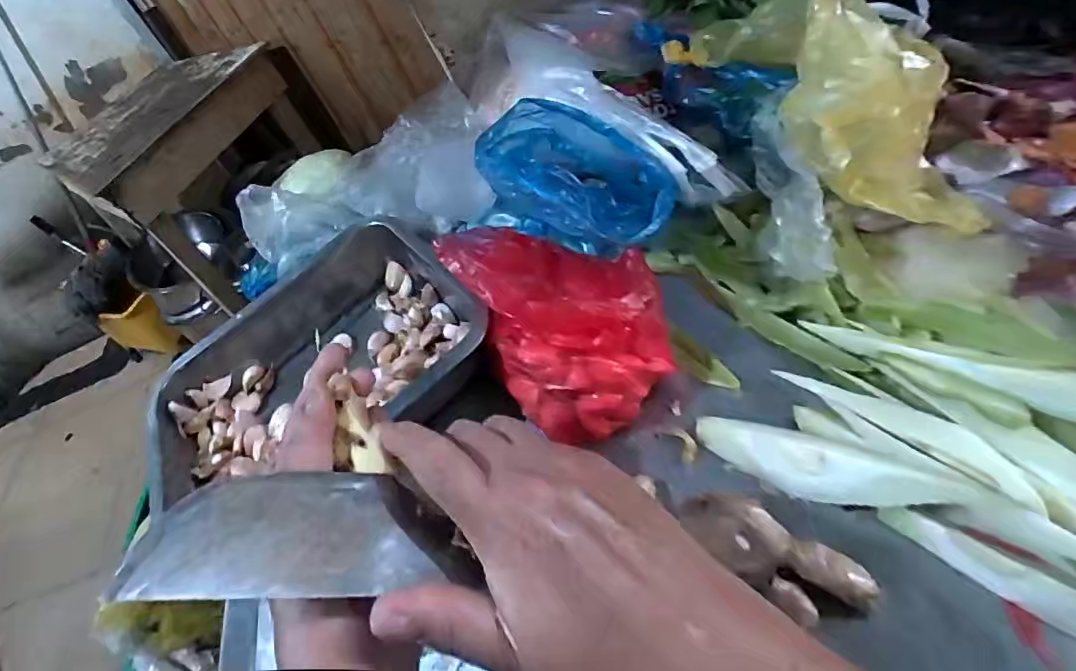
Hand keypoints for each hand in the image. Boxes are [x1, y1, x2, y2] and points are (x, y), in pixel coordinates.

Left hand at [269, 340, 414, 669]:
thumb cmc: (316, 606)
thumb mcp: (300, 525)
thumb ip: (303, 462)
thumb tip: (312, 395)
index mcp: (294, 493)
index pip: (304, 424)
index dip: (319, 382)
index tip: (340, 349)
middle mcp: (319, 496)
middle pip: (330, 430)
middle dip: (344, 394)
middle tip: (368, 374)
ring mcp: (349, 513)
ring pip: (356, 450)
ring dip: (367, 418)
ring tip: (383, 397)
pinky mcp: (380, 532)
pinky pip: (385, 479)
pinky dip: (393, 452)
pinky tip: (410, 443)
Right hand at [370, 417, 859, 670]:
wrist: (698, 635)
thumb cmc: (597, 649)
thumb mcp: (515, 648)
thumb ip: (444, 617)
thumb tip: (377, 610)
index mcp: (500, 514)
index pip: (436, 456)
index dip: (404, 438)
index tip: (383, 433)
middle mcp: (530, 471)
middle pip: (469, 431)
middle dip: (441, 443)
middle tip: (431, 474)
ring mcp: (570, 461)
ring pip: (506, 427)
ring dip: (482, 442)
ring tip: (479, 476)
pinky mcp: (602, 463)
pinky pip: (545, 439)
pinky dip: (521, 449)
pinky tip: (534, 487)